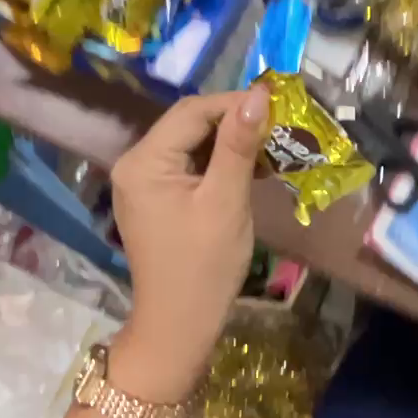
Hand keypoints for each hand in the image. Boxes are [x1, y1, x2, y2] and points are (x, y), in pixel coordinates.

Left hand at [107, 87, 268, 400]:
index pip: (192, 112)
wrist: (180, 323)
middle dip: (235, 121)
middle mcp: (136, 164)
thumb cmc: (204, 264)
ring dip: (231, 143)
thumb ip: (238, 145)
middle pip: (190, 125)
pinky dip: (220, 164)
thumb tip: (259, 94)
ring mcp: (144, 183)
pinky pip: (190, 168)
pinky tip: (252, 168)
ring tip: (274, 144)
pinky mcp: (157, 200)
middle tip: (281, 125)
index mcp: (144, 161)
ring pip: (192, 145)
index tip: (279, 104)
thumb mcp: (226, 201)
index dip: (235, 102)